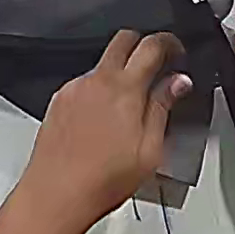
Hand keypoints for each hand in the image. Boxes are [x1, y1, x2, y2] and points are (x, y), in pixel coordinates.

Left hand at [14, 30, 191, 233]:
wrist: (56, 193)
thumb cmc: (101, 179)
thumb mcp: (149, 150)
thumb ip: (163, 107)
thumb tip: (178, 83)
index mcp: (125, 89)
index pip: (151, 45)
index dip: (169, 42)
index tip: (176, 51)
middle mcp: (97, 80)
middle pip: (123, 39)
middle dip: (142, 44)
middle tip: (155, 64)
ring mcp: (75, 87)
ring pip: (103, 62)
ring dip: (119, 71)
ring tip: (129, 105)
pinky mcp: (60, 99)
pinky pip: (84, 82)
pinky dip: (99, 89)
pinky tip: (103, 118)